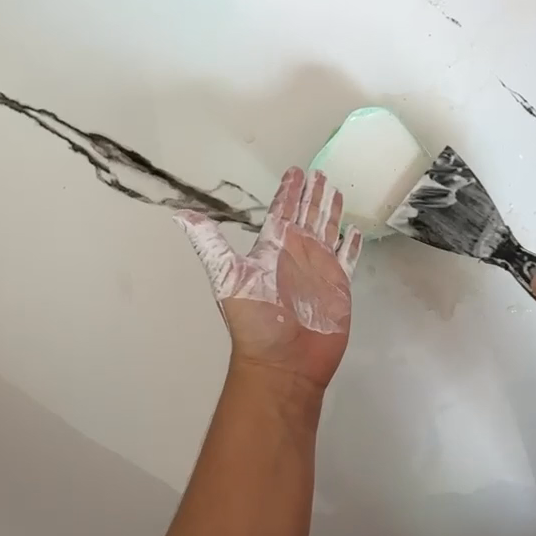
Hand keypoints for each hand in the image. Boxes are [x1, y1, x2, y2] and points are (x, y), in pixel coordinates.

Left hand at [175, 168, 363, 391]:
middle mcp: (296, 252)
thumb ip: (209, 244)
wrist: (284, 364)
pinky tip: (355, 231)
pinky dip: (352, 245)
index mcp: (273, 248)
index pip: (282, 211)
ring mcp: (319, 268)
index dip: (289, 191)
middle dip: (313, 194)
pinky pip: (348, 258)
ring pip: (328, 229)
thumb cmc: (256, 321)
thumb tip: (180, 215)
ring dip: (332, 210)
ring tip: (336, 190)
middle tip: (320, 172)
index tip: (295, 172)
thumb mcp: (227, 277)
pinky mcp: (339, 285)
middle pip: (307, 215)